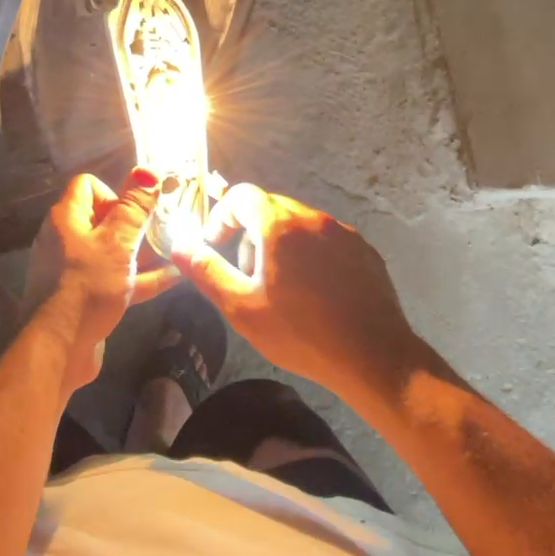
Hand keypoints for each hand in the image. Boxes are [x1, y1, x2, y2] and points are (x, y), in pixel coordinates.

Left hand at [22, 170, 179, 391]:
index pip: (88, 185)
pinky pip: (114, 278)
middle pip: (103, 218)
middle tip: (165, 229)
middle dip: (135, 222)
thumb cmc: (87, 287)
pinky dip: (139, 276)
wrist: (58, 349)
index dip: (114, 193)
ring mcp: (73, 269)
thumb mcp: (117, 243)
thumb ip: (135, 208)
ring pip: (112, 251)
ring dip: (142, 250)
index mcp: (67, 217)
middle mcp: (66, 238)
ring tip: (175, 249)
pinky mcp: (84, 296)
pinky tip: (173, 278)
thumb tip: (147, 169)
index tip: (135, 213)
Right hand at [170, 184, 417, 394]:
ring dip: (281, 246)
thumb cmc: (301, 333)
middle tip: (247, 277)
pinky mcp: (365, 252)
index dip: (221, 217)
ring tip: (281, 290)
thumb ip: (206, 271)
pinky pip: (327, 241)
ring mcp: (343, 234)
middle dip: (250, 235)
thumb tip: (178, 245)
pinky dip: (311, 256)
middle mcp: (312, 218)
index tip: (217, 249)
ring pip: (299, 225)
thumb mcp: (241, 307)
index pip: (240, 196)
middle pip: (269, 208)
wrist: (376, 359)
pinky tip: (316, 296)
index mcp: (279, 225)